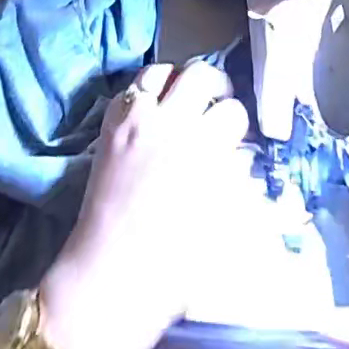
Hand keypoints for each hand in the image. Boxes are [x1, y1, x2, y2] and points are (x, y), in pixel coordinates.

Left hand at [37, 62, 248, 348]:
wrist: (111, 277)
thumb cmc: (175, 261)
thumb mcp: (223, 215)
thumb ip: (234, 174)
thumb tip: (239, 153)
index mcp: (205, 148)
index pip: (233, 110)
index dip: (238, 122)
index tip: (234, 134)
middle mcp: (172, 123)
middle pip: (201, 73)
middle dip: (215, 84)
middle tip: (214, 101)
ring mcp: (136, 121)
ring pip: (162, 70)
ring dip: (177, 80)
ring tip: (180, 98)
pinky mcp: (109, 128)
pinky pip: (130, 89)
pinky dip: (144, 91)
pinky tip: (150, 110)